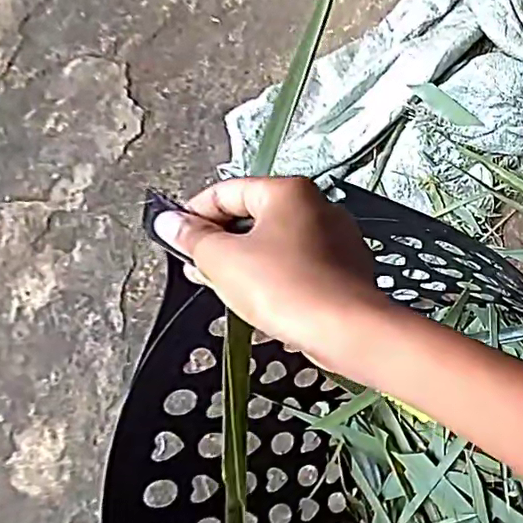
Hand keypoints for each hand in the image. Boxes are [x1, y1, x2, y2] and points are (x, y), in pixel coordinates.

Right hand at [152, 177, 397, 369]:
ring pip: (281, 248)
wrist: (346, 330)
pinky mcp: (349, 275)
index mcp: (292, 192)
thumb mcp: (222, 259)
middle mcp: (323, 211)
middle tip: (202, 268)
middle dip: (224, 245)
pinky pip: (304, 272)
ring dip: (251, 267)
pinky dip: (282, 283)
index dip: (195, 215)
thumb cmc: (291, 288)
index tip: (177, 236)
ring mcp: (341, 244)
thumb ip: (193, 238)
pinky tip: (268, 304)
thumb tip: (172, 224)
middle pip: (257, 220)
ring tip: (232, 291)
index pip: (227, 192)